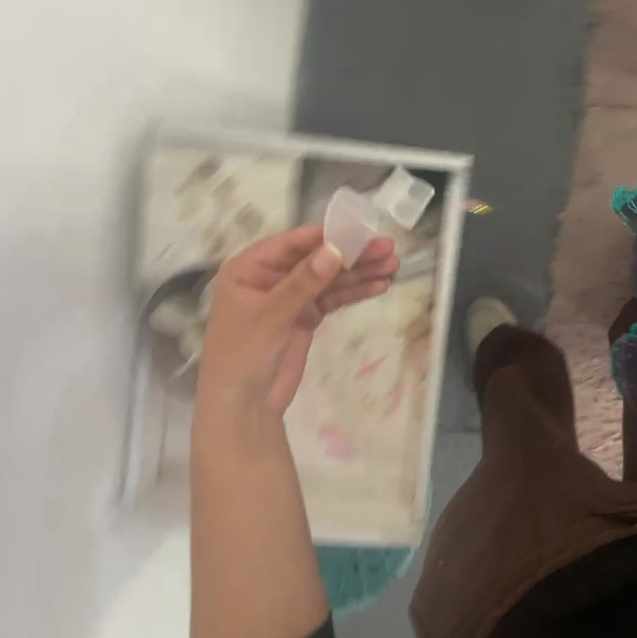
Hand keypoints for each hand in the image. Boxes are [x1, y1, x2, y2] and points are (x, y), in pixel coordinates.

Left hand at [195, 225, 399, 424]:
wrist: (243, 407)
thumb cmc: (243, 356)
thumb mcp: (272, 316)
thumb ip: (304, 282)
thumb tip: (335, 250)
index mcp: (250, 268)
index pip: (293, 243)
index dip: (328, 235)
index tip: (361, 230)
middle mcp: (271, 277)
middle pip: (317, 258)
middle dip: (352, 254)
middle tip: (387, 247)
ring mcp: (291, 297)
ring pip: (330, 278)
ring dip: (360, 272)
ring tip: (393, 265)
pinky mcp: (306, 317)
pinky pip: (333, 298)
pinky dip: (355, 292)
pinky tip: (379, 286)